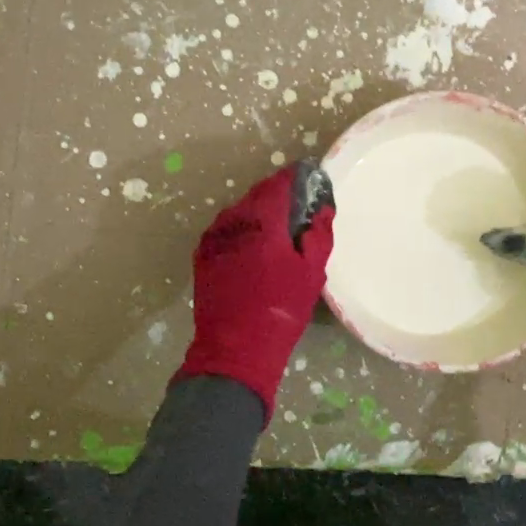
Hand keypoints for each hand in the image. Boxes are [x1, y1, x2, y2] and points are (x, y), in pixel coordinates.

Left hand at [174, 166, 334, 421]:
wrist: (235, 347)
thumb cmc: (281, 310)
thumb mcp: (311, 274)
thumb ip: (319, 235)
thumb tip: (323, 208)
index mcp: (264, 221)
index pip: (280, 184)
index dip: (295, 177)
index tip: (308, 177)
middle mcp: (235, 221)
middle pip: (257, 195)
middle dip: (277, 194)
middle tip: (296, 206)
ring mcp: (215, 238)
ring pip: (238, 211)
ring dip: (257, 211)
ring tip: (275, 226)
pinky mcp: (202, 256)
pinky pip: (225, 230)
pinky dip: (240, 229)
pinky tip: (251, 245)